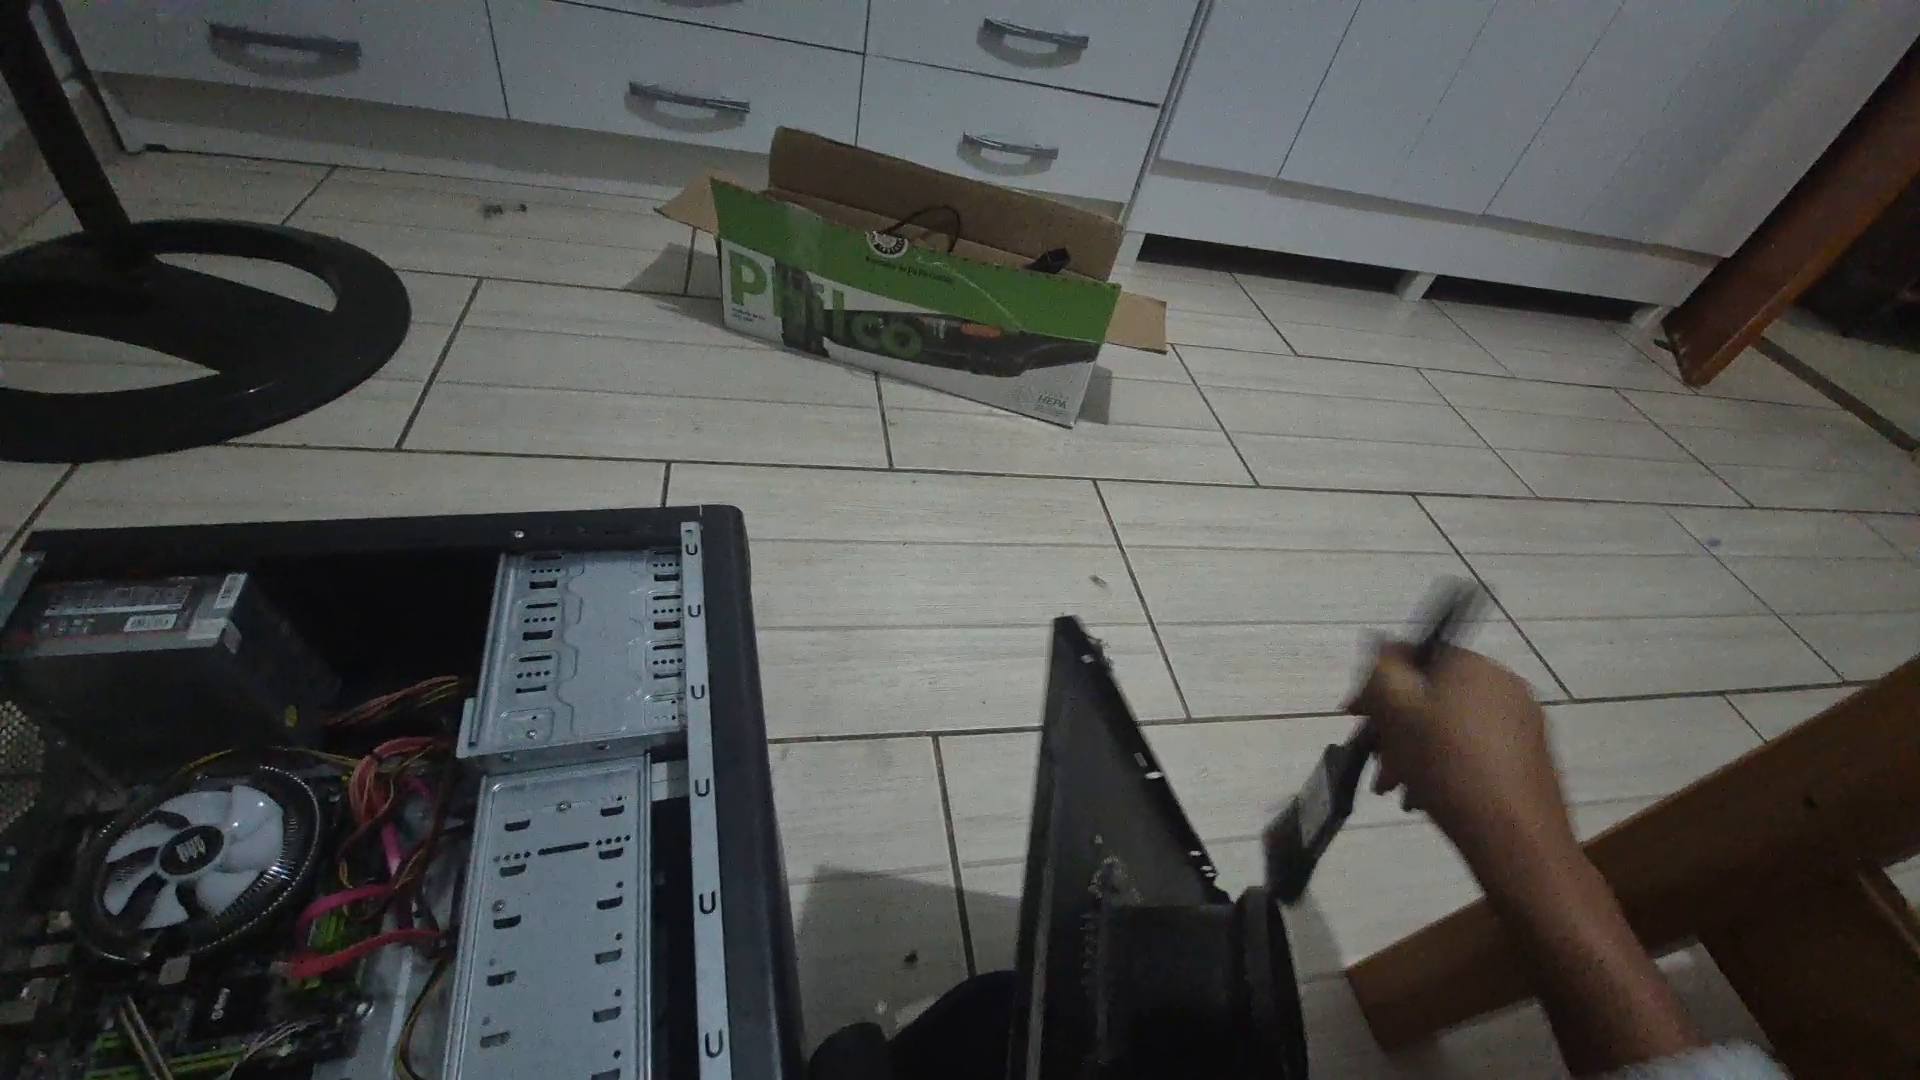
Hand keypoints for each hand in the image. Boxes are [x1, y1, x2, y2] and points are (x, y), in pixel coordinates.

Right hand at [1347, 643, 1574, 858]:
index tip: (1356, 716)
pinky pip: (1470, 749)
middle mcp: (1504, 686)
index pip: (1414, 654)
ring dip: (1412, 750)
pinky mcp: (1528, 760)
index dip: (1378, 682)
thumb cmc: (1446, 765)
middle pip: (1429, 695)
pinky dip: (1442, 764)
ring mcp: (1522, 724)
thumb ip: (1383, 667)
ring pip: (1446, 725)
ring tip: (1393, 786)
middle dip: (1393, 726)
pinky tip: (1423, 795)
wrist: (1515, 839)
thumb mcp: (1396, 708)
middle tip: (1373, 757)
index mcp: (1474, 666)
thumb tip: (1382, 646)